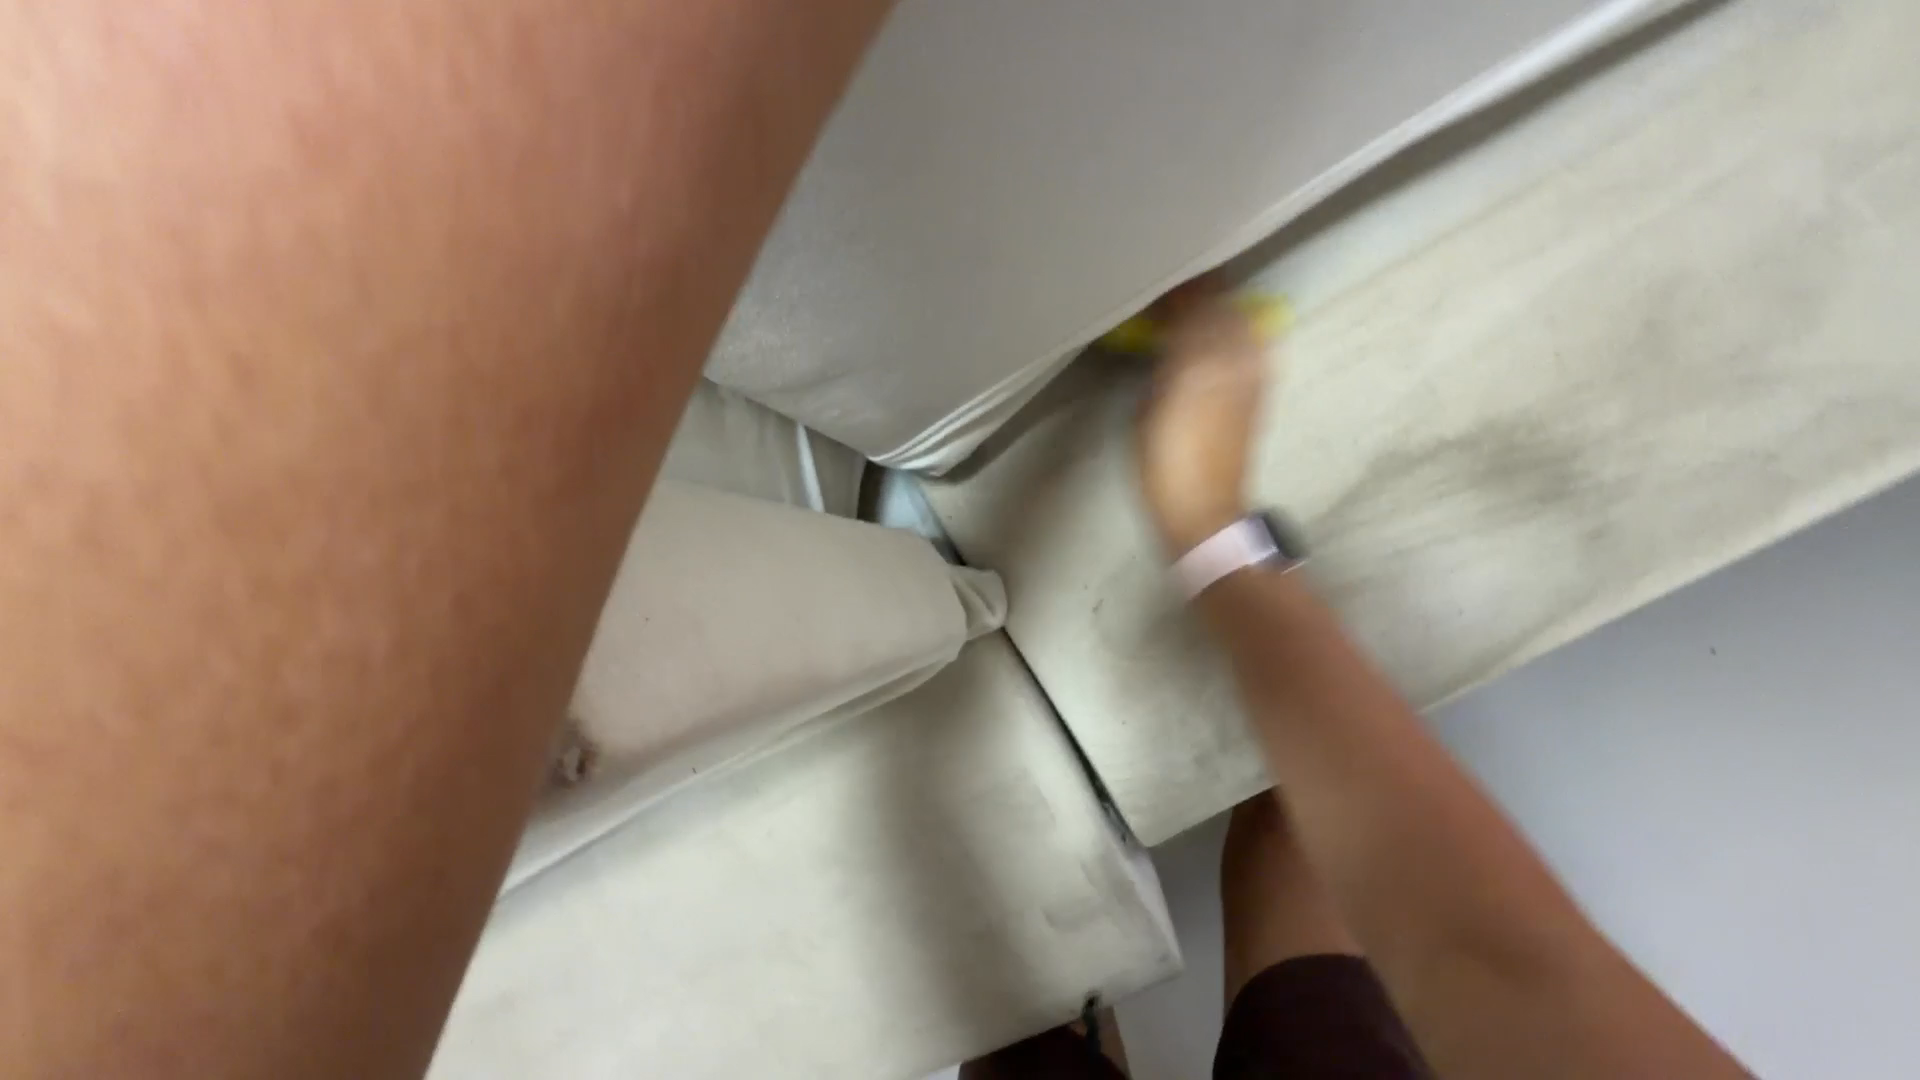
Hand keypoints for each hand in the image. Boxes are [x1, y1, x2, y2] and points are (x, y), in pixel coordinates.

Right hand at [1135, 284, 1278, 553]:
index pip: (1191, 303)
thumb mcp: (1146, 410)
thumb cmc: (1163, 466)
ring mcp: (1253, 372)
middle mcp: (1234, 358)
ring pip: (1239, 320)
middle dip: (1198, 292)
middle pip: (1221, 304)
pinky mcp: (1260, 389)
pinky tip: (1215, 339)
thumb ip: (1161, 364)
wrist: (1205, 510)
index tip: (1154, 286)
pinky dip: (1232, 331)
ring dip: (1217, 309)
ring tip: (1192, 311)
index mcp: (1199, 361)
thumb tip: (1168, 337)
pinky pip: (1250, 343)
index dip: (1174, 290)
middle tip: (1172, 293)